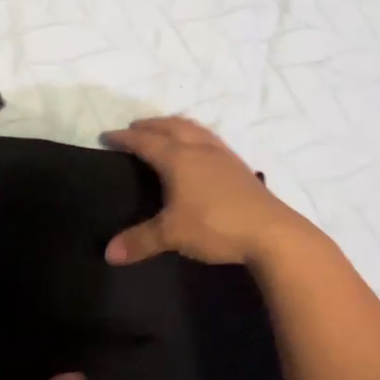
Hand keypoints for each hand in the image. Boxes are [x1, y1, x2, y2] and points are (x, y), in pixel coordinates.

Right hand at [102, 116, 313, 264]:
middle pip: (171, 126)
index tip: (107, 136)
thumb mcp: (172, 235)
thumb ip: (139, 241)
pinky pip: (210, 140)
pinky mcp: (240, 167)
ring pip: (194, 129)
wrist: (272, 233)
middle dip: (150, 125)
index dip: (125, 138)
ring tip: (165, 131)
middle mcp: (200, 149)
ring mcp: (223, 156)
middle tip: (134, 128)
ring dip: (175, 125)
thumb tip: (109, 254)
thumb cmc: (215, 227)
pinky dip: (195, 136)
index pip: (145, 141)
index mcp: (178, 159)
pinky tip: (199, 150)